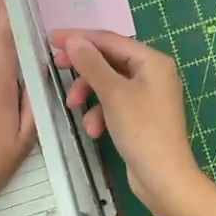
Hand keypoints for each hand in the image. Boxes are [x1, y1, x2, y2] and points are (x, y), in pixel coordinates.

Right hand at [51, 29, 201, 211]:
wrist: (163, 177)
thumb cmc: (142, 130)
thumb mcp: (114, 94)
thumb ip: (92, 64)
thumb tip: (75, 40)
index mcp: (152, 61)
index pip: (111, 40)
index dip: (80, 38)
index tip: (51, 39)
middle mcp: (153, 74)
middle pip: (109, 62)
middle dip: (84, 71)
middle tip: (57, 69)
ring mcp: (148, 97)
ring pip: (109, 85)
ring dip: (90, 96)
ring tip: (74, 109)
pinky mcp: (141, 117)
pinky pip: (115, 105)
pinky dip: (101, 114)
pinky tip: (94, 131)